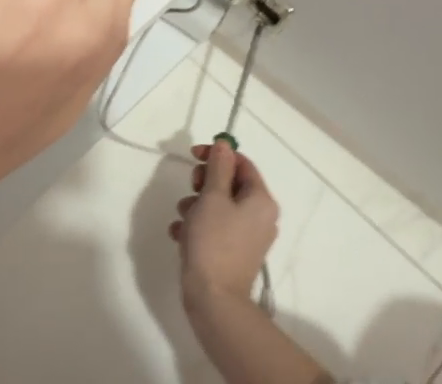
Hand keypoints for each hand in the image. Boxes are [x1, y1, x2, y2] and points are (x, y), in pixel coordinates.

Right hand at [171, 139, 279, 307]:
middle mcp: (259, 216)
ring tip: (184, 220)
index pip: (242, 163)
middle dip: (204, 184)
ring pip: (216, 205)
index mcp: (261, 201)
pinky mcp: (232, 251)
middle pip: (228, 184)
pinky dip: (196, 225)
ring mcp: (246, 236)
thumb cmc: (214, 241)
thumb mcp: (212, 197)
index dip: (217, 155)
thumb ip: (218, 167)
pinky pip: (213, 226)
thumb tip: (225, 144)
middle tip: (191, 190)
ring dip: (194, 206)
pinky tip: (181, 234)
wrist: (214, 296)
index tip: (193, 155)